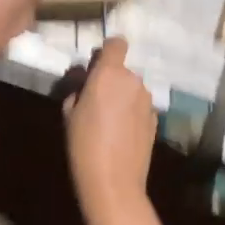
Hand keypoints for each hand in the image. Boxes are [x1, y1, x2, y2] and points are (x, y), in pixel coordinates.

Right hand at [65, 38, 156, 217]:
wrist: (114, 181)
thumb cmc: (83, 144)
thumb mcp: (69, 114)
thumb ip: (78, 89)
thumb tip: (85, 82)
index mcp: (109, 74)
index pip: (116, 43)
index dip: (107, 50)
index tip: (97, 65)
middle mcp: (133, 81)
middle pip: (122, 70)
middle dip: (111, 79)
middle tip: (95, 101)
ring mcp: (148, 100)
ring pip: (132, 89)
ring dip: (122, 96)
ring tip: (108, 121)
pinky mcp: (156, 119)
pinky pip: (140, 107)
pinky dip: (132, 112)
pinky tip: (121, 133)